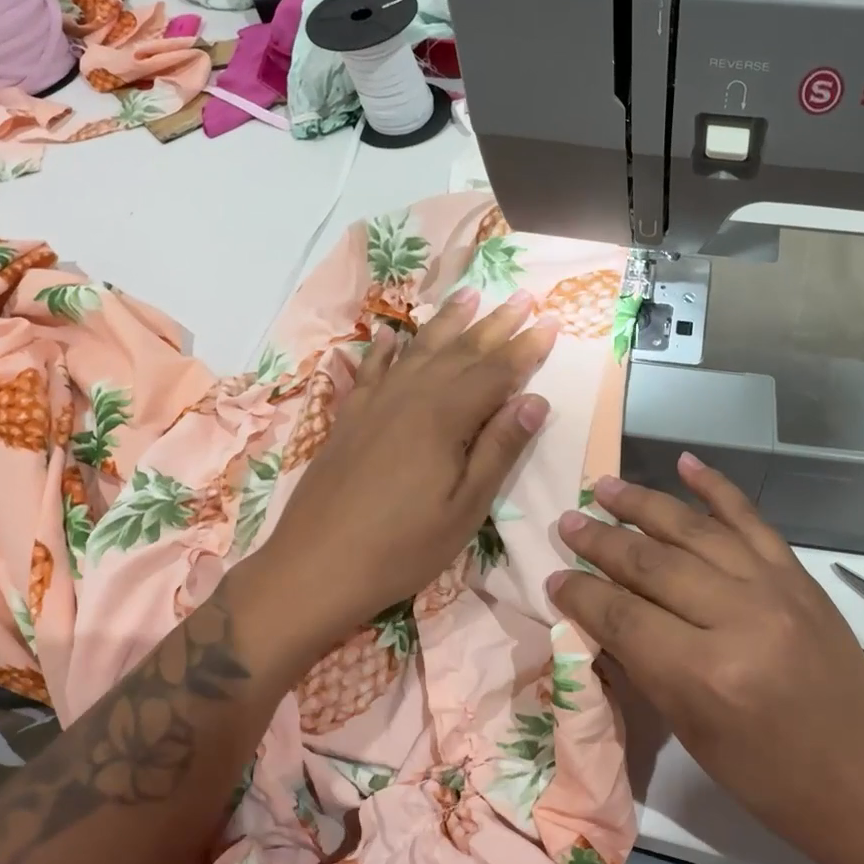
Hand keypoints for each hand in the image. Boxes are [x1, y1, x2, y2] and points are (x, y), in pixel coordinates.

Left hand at [255, 288, 556, 662]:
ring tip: (469, 294)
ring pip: (419, 350)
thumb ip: (500, 449)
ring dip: (447, 321)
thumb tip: (535, 400)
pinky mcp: (349, 418)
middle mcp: (410, 397)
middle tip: (522, 296)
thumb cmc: (402, 547)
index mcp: (444, 418)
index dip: (526, 347)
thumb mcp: (465, 507)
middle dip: (496, 323)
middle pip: (461, 351)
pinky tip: (392, 334)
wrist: (313, 569)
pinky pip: (372, 369)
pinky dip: (385, 349)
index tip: (551, 321)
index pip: (496, 371)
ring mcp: (375, 404)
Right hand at [547, 455, 863, 863]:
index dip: (582, 594)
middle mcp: (739, 617)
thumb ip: (646, 665)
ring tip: (605, 487)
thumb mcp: (692, 733)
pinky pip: (751, 519)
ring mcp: (774, 587)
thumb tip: (604, 612)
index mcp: (705, 674)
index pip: (624, 616)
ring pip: (696, 530)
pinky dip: (716, 487)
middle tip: (568, 522)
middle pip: (654, 564)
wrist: (862, 777)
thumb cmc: (768, 775)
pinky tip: (686, 462)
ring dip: (645, 504)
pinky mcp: (798, 574)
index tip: (554, 577)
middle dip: (603, 541)